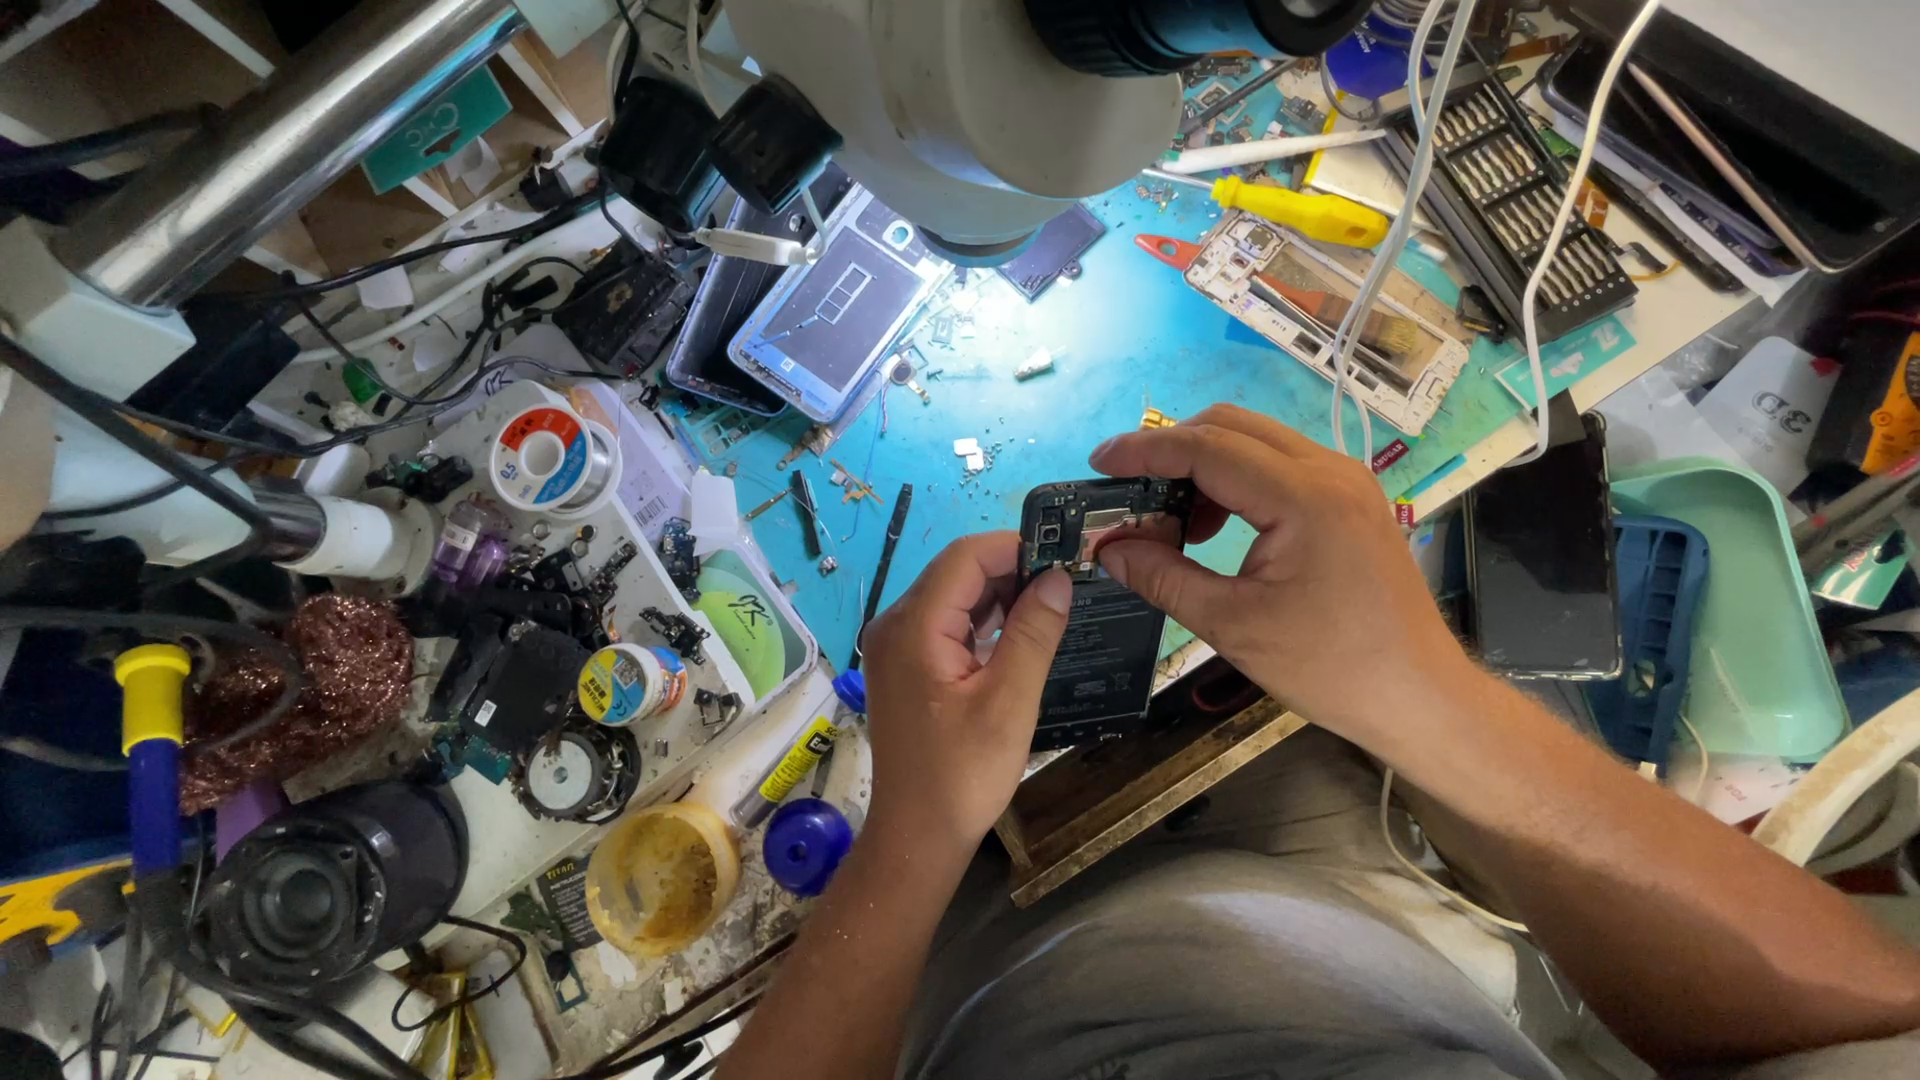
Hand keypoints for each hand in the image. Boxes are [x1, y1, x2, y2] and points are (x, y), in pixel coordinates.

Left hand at [860, 533, 1072, 852]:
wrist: (917, 836)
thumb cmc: (963, 774)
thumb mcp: (1009, 702)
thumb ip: (1033, 633)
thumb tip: (1059, 578)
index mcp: (913, 627)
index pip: (965, 558)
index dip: (1015, 548)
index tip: (1063, 557)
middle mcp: (895, 625)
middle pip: (956, 573)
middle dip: (1011, 571)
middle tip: (1066, 583)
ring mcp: (896, 646)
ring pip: (953, 598)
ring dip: (999, 596)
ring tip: (1052, 604)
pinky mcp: (905, 666)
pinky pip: (946, 626)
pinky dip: (983, 622)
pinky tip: (1019, 632)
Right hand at [1088, 405, 1471, 740]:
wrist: (1419, 696)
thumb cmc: (1330, 667)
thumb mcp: (1233, 625)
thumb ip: (1163, 577)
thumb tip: (1109, 549)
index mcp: (1304, 498)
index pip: (1207, 448)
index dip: (1145, 450)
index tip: (1099, 462)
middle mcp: (1329, 471)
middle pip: (1230, 426)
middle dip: (1169, 449)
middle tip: (1127, 488)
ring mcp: (1344, 480)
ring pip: (1254, 440)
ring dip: (1200, 464)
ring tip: (1169, 519)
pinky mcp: (1347, 498)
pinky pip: (1276, 464)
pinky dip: (1232, 479)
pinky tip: (1213, 525)